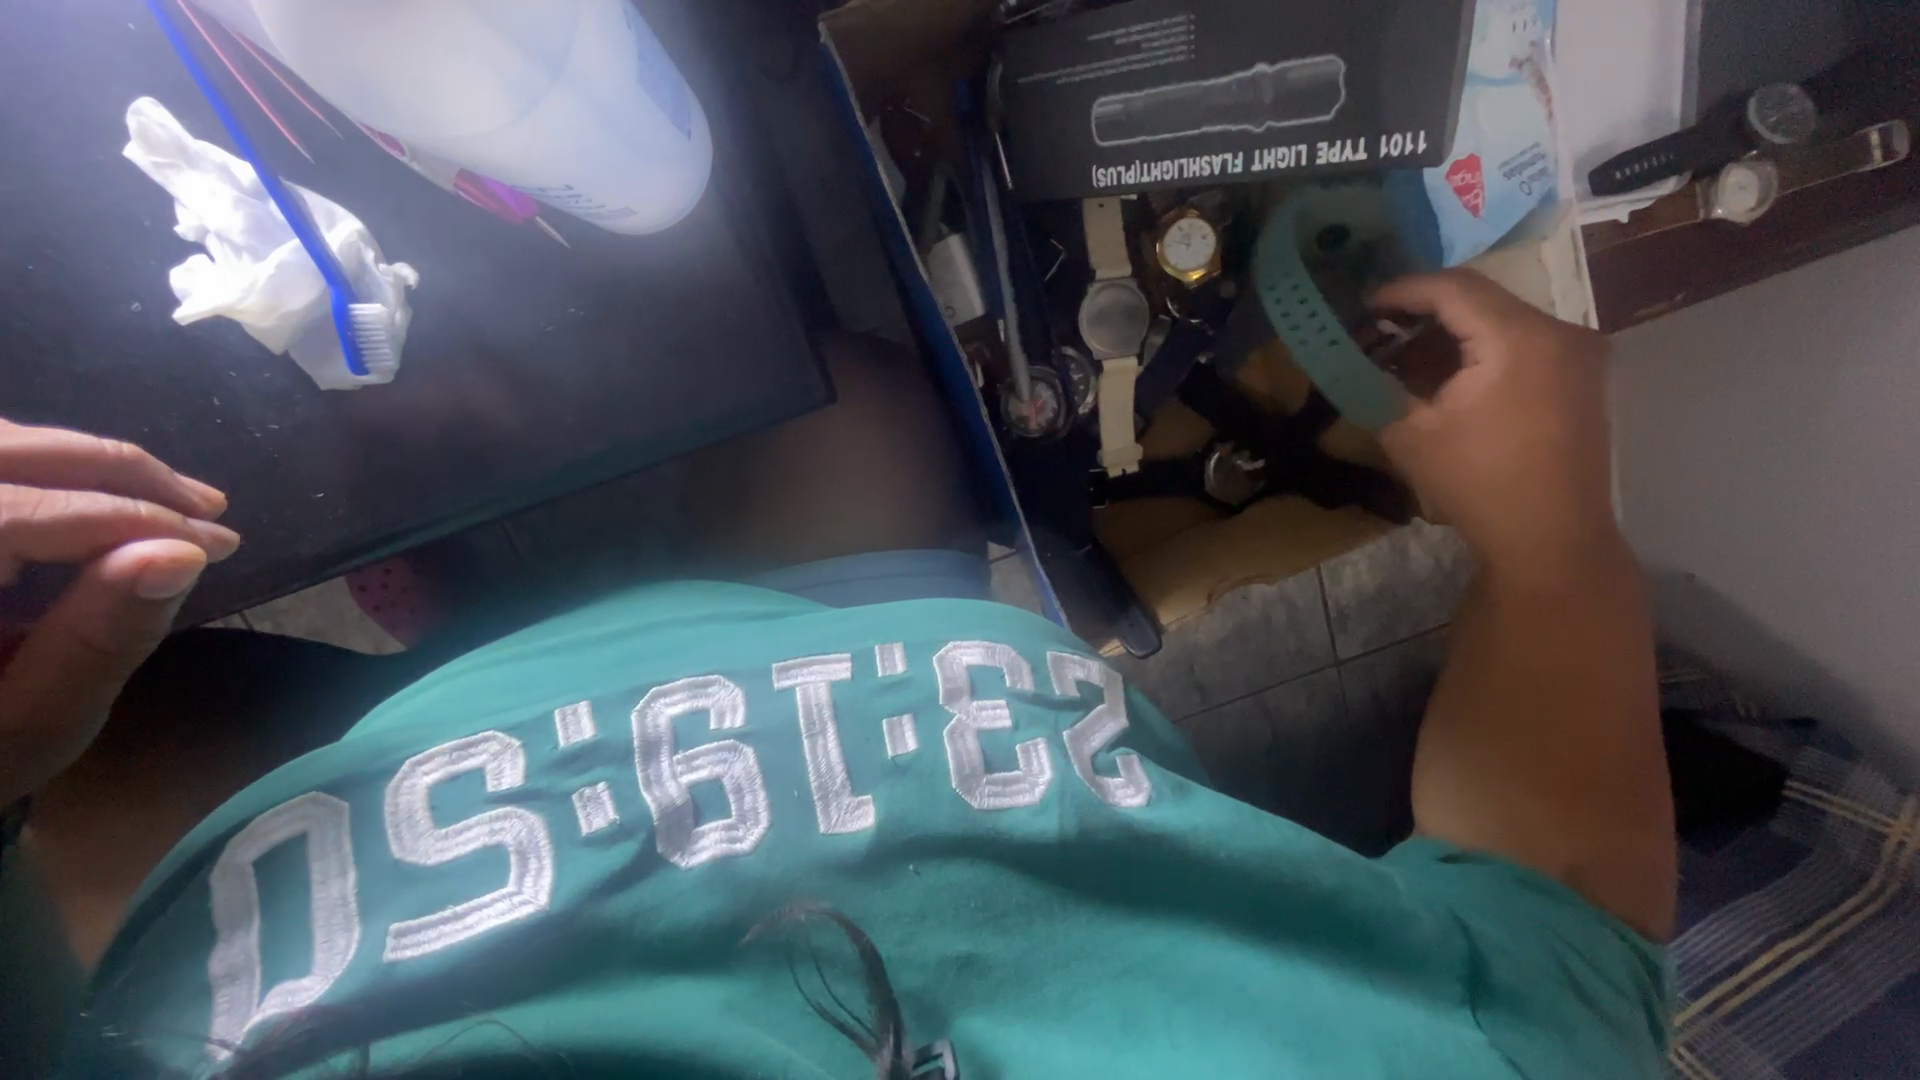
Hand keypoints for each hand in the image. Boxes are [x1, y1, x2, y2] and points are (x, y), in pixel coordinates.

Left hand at [0, 421, 239, 805]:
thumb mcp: (32, 722)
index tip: (222, 543)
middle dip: (111, 470)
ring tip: (167, 495)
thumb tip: (184, 554)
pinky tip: (95, 489)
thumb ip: (98, 638)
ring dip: (78, 459)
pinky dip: (36, 462)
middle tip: (207, 505)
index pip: (19, 513)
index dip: (133, 520)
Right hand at [1374, 269, 1618, 573]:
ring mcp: (1579, 354)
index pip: (1453, 287)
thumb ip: (1373, 385)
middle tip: (1377, 333)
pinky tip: (1447, 377)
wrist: (1550, 536)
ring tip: (1405, 358)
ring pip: (1503, 320)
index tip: (1362, 307)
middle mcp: (1560, 331)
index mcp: (1518, 338)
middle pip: (1481, 299)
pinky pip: (1522, 343)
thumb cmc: (1476, 482)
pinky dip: (1480, 350)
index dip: (1402, 290)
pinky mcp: (1582, 378)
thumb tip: (1345, 359)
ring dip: (1452, 332)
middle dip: (1424, 312)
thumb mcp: (1407, 433)